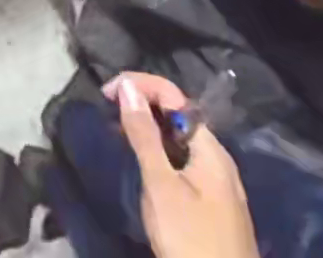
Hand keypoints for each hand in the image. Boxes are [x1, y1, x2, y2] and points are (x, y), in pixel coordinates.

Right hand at [105, 72, 259, 257]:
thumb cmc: (190, 238)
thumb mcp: (160, 184)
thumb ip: (144, 134)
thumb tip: (127, 86)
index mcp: (210, 150)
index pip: (174, 96)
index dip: (139, 85)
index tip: (106, 93)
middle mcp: (216, 159)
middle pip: (177, 113)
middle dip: (141, 102)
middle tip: (106, 110)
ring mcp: (214, 181)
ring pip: (176, 136)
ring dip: (145, 125)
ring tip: (115, 129)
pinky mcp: (207, 199)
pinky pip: (178, 157)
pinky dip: (155, 147)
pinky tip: (137, 156)